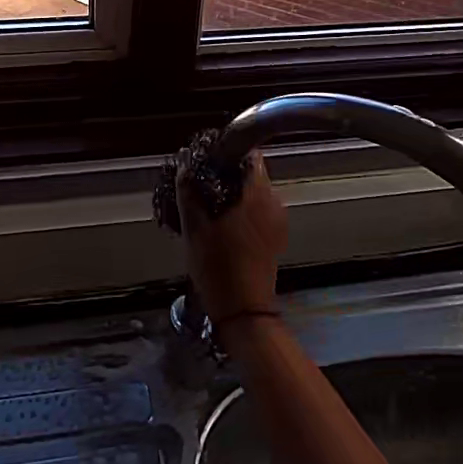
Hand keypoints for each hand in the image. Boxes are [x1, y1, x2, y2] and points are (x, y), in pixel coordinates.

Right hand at [179, 154, 287, 325]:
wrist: (244, 310)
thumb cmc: (218, 267)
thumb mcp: (194, 228)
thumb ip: (189, 192)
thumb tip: (184, 166)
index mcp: (257, 193)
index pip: (251, 154)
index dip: (229, 153)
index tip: (209, 160)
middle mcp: (274, 201)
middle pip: (252, 174)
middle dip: (228, 176)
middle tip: (202, 187)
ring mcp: (278, 220)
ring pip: (255, 194)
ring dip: (235, 195)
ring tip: (209, 208)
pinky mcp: (277, 237)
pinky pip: (259, 212)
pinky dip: (243, 212)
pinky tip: (223, 227)